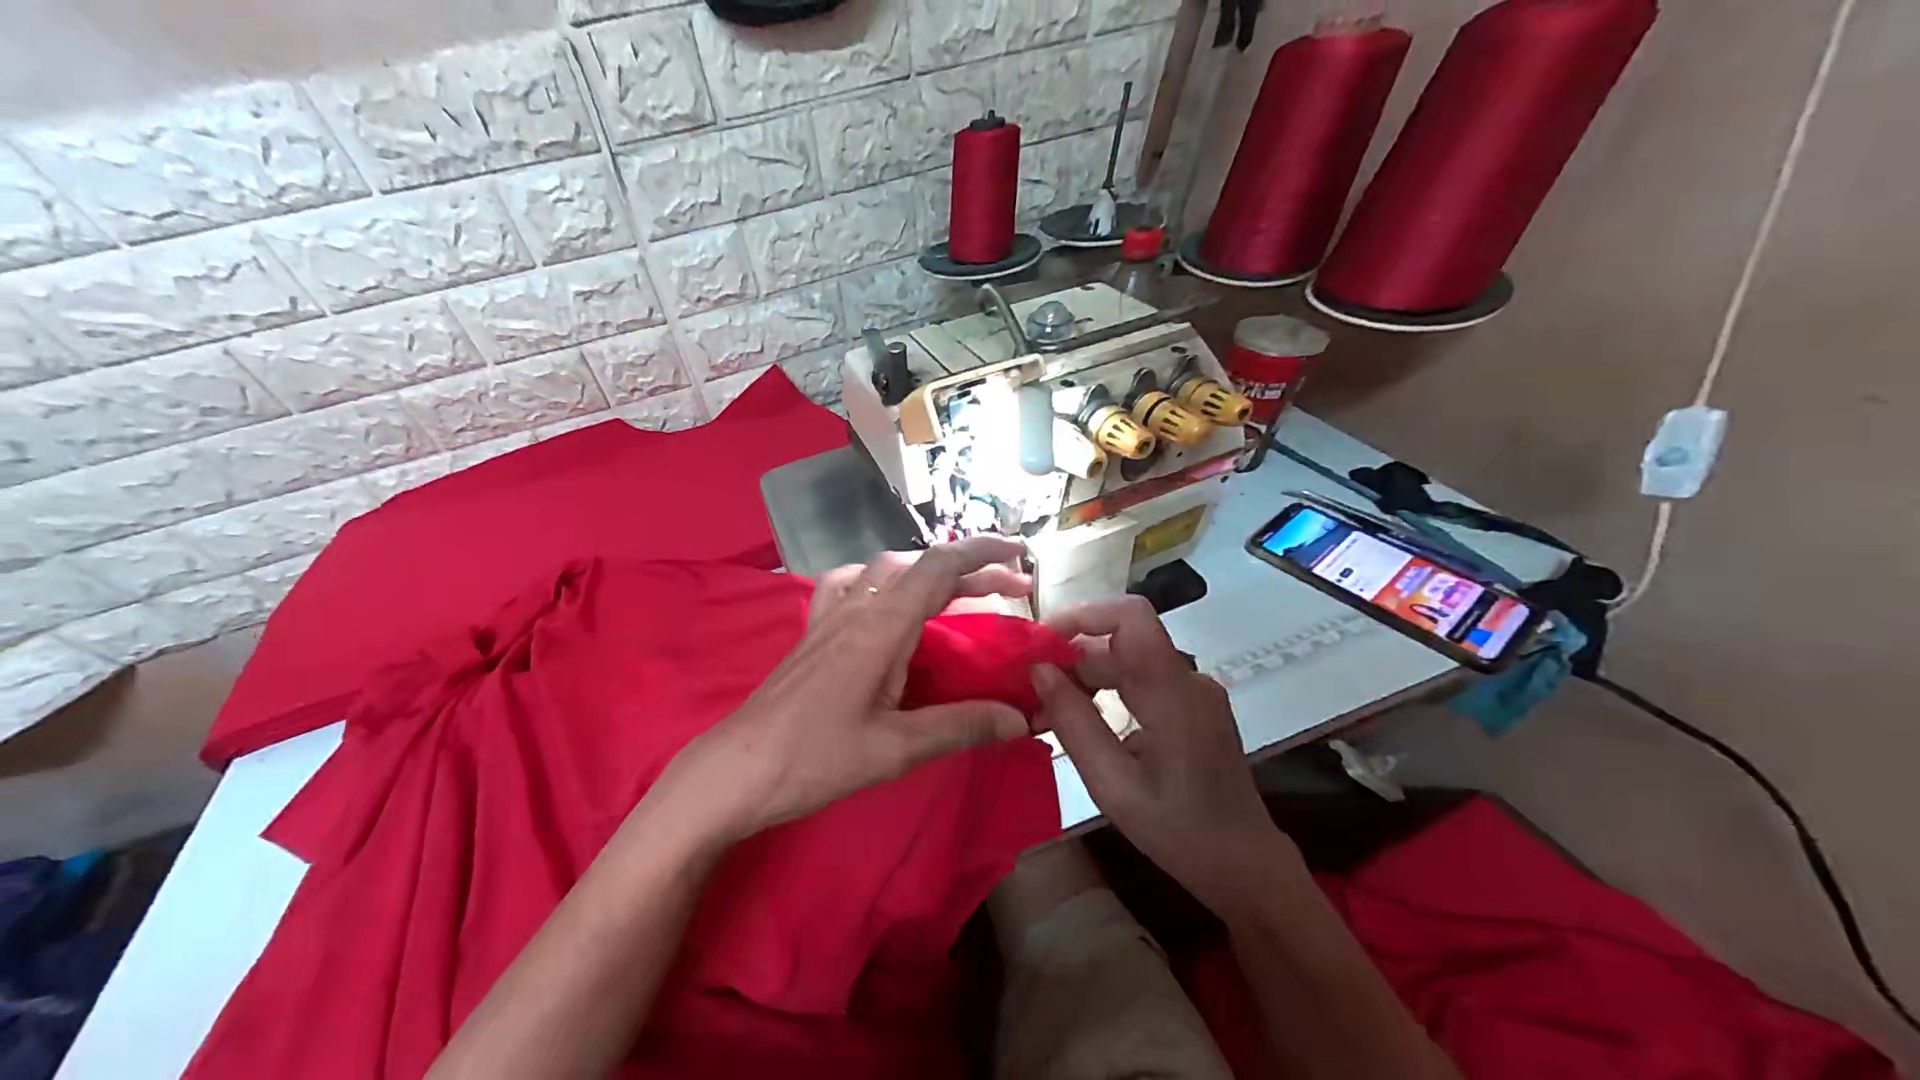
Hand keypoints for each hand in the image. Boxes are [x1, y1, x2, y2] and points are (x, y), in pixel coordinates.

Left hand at [657, 537, 1036, 842]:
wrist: (736, 770)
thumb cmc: (814, 759)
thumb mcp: (895, 749)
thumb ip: (961, 726)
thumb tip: (1020, 720)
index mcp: (881, 626)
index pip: (939, 568)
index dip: (984, 553)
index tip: (1021, 554)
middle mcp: (856, 608)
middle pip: (920, 567)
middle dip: (971, 570)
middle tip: (1014, 590)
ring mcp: (829, 616)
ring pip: (886, 570)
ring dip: (929, 572)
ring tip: (960, 592)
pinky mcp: (813, 631)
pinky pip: (852, 584)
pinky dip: (883, 581)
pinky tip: (887, 601)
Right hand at [1031, 596, 1302, 916]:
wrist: (1244, 864)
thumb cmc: (1179, 831)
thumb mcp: (1113, 784)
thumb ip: (1073, 722)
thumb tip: (1038, 670)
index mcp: (1173, 692)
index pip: (1130, 616)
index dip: (1083, 614)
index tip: (1042, 640)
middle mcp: (1188, 678)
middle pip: (1122, 641)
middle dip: (1072, 656)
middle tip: (1032, 690)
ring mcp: (1194, 691)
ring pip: (1130, 660)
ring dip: (1087, 676)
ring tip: (1049, 709)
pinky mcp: (1193, 706)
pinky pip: (1144, 680)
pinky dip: (1109, 690)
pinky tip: (1084, 719)